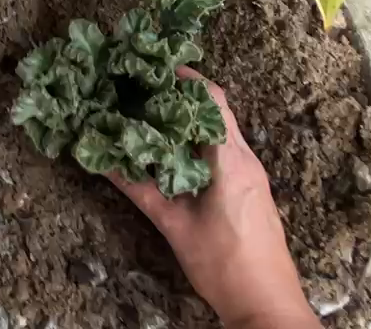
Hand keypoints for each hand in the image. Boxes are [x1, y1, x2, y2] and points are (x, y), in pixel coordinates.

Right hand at [108, 69, 318, 328]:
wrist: (269, 308)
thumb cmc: (224, 266)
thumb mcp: (173, 225)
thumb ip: (138, 188)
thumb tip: (100, 159)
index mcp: (229, 160)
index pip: (210, 99)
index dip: (183, 76)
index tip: (152, 66)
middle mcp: (245, 159)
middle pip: (216, 108)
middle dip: (181, 92)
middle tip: (145, 85)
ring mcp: (252, 174)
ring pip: (221, 128)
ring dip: (190, 116)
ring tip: (153, 111)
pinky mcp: (252, 189)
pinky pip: (226, 148)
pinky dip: (199, 138)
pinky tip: (174, 148)